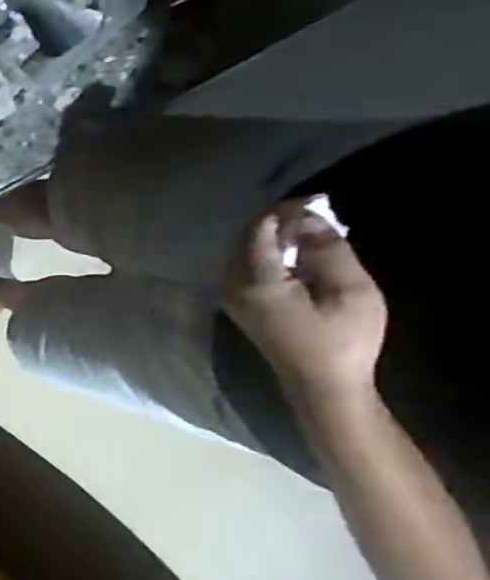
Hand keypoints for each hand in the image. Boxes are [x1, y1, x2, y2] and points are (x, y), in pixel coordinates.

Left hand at [223, 199, 386, 401]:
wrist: (319, 380)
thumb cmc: (343, 337)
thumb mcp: (349, 290)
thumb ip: (328, 251)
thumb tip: (309, 219)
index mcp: (254, 282)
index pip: (257, 233)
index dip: (284, 211)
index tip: (318, 200)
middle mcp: (230, 285)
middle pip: (245, 240)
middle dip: (278, 221)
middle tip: (319, 210)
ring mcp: (230, 294)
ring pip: (243, 252)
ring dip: (273, 236)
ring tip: (313, 226)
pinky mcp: (238, 302)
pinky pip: (246, 266)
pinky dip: (268, 251)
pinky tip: (298, 249)